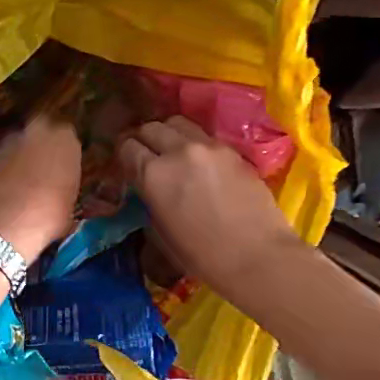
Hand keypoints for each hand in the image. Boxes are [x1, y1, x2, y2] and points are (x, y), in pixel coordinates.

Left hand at [0, 112, 82, 261]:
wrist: (7, 224)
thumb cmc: (48, 216)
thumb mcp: (70, 200)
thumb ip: (66, 180)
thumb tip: (60, 183)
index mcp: (66, 139)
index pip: (68, 137)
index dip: (62, 153)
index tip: (60, 167)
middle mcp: (40, 130)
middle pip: (43, 131)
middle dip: (42, 146)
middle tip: (41, 168)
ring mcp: (12, 139)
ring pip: (21, 142)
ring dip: (22, 154)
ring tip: (21, 177)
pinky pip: (4, 155)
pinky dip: (5, 164)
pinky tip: (5, 182)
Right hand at [119, 116, 302, 298]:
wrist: (257, 255)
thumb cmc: (201, 255)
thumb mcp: (160, 231)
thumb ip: (148, 201)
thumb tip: (146, 189)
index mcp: (154, 174)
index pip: (127, 147)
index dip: (123, 156)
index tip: (125, 166)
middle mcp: (179, 151)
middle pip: (152, 128)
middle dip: (143, 140)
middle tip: (145, 157)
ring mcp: (209, 147)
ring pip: (178, 124)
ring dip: (169, 135)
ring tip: (171, 153)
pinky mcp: (233, 151)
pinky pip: (203, 136)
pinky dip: (193, 143)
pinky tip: (198, 164)